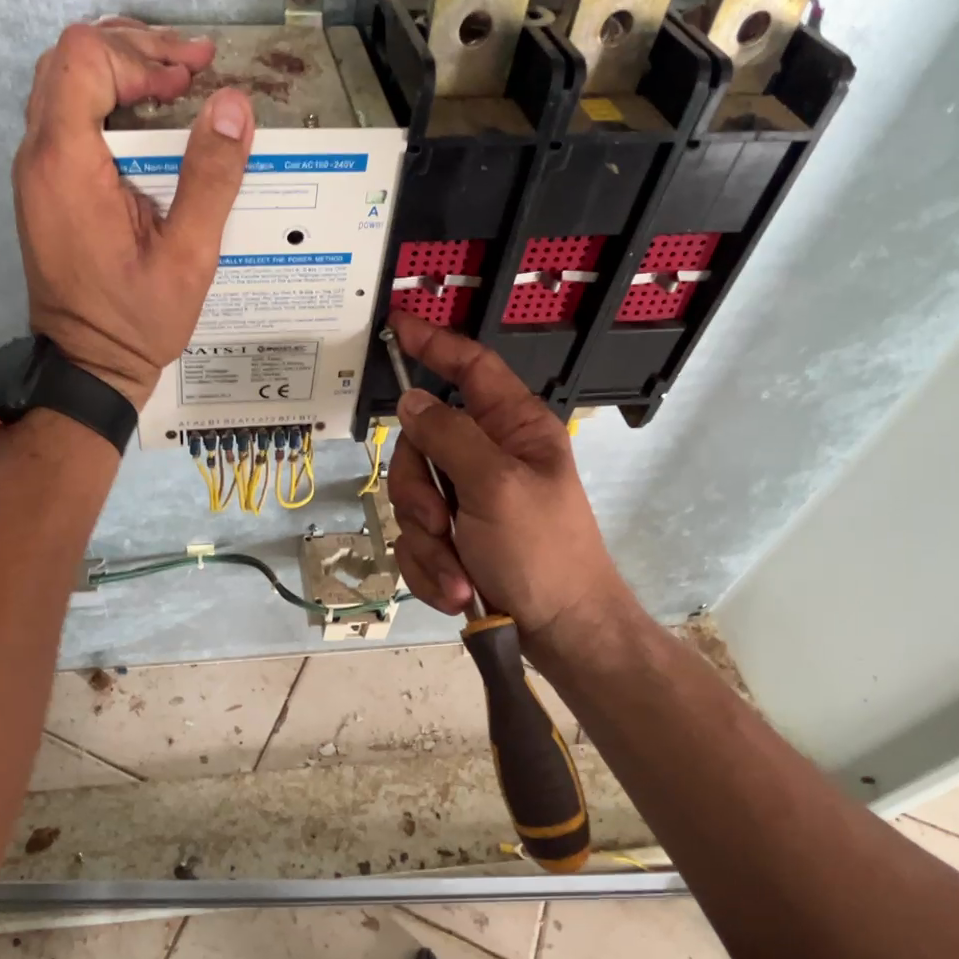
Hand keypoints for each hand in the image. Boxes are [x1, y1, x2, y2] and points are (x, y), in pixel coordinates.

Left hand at [12, 19, 255, 407]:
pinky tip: (151, 123)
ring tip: (178, 85)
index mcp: (66, 165)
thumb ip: (210, 179)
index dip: (141, 57)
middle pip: (71, 60)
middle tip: (192, 70)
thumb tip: (234, 106)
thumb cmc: (135, 323)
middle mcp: (38, 158)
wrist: (88, 368)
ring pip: (65, 85)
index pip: (85, 59)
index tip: (188, 87)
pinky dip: (108, 105)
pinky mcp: (45, 189)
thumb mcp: (188, 258)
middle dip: (135, 53)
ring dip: (121, 74)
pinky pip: (67, 120)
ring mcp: (36, 173)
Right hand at [385, 313, 640, 641]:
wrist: (560, 632)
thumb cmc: (543, 553)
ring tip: (459, 574)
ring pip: (410, 498)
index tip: (398, 326)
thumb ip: (449, 436)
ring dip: (427, 543)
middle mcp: (487, 457)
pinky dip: (430, 569)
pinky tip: (457, 591)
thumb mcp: (496, 486)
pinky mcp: (454, 539)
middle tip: (439, 524)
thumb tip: (411, 400)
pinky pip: (415, 540)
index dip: (435, 344)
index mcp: (513, 429)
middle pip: (420, 444)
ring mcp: (468, 501)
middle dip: (418, 492)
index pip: (469, 369)